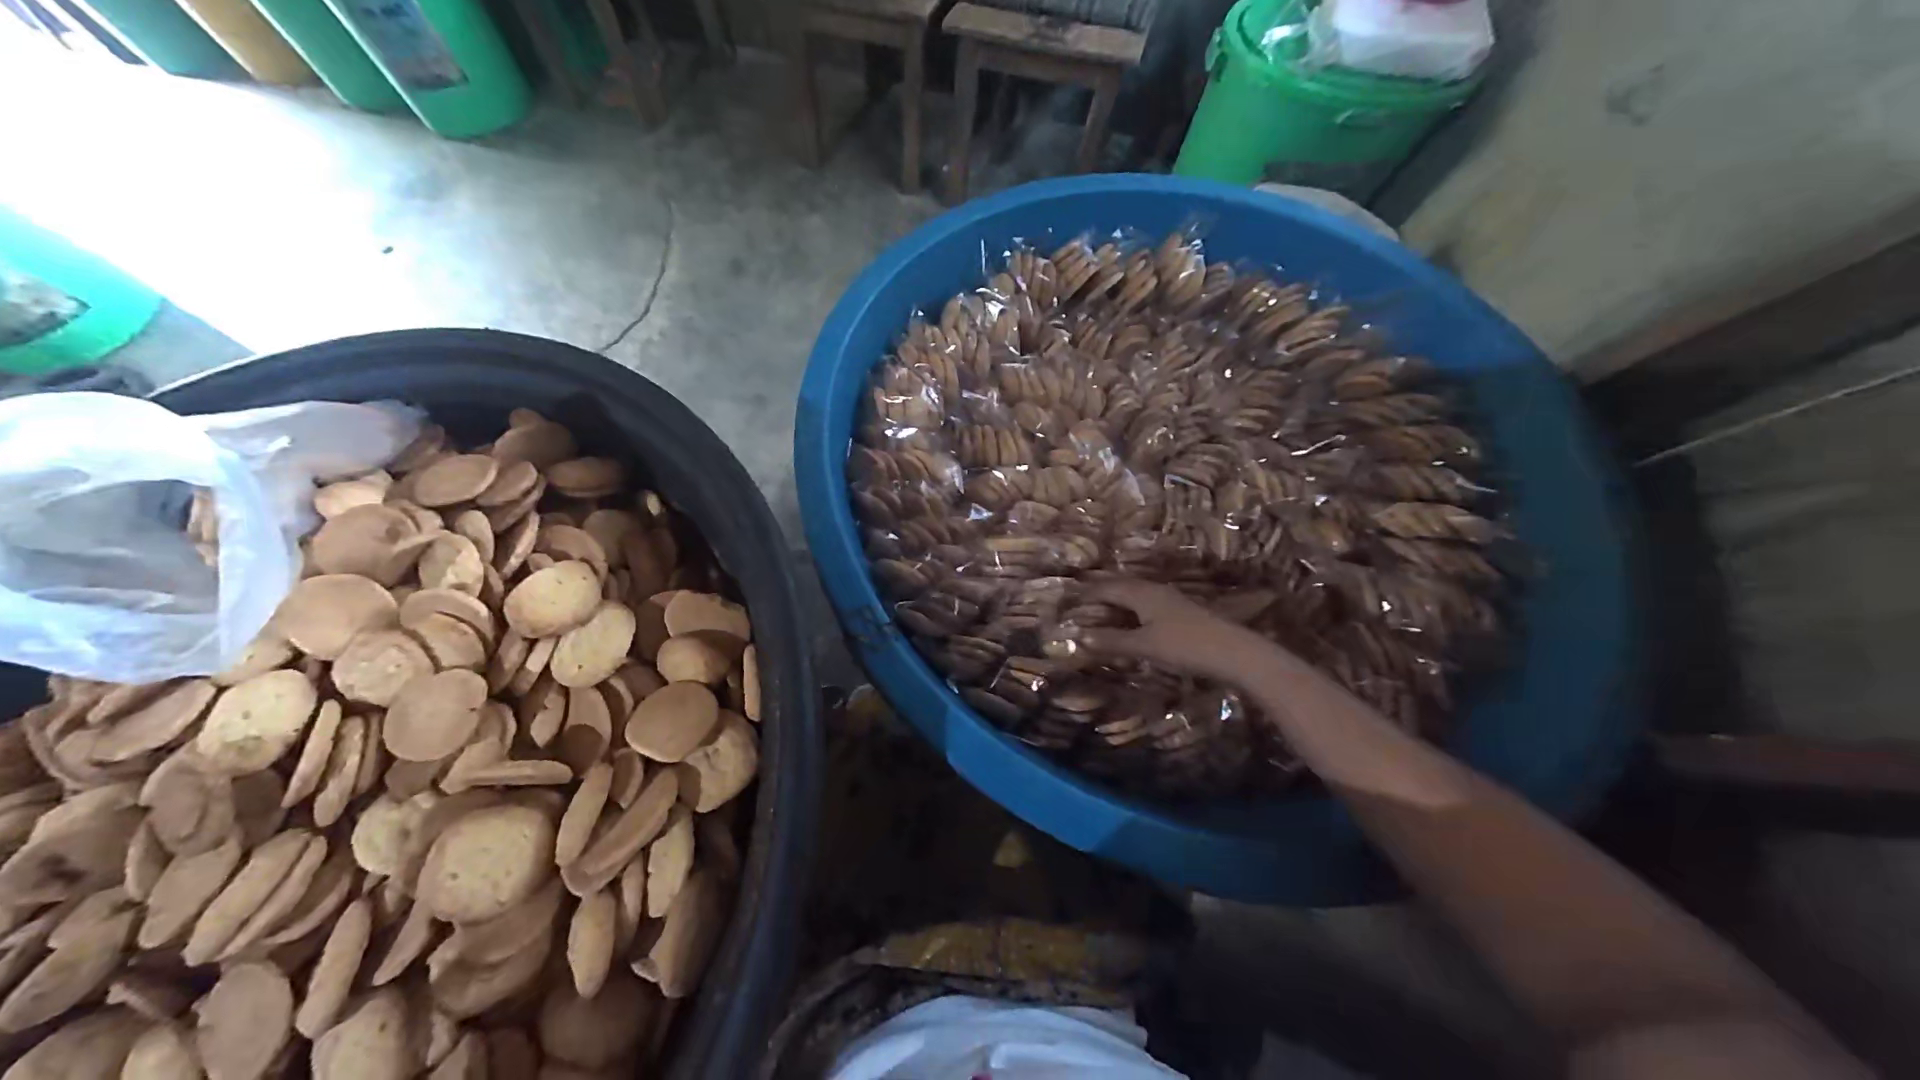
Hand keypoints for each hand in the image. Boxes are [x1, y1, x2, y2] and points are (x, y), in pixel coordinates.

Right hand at [1079, 578, 1279, 683]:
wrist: (1234, 652)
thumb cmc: (1185, 646)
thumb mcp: (1144, 646)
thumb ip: (1112, 641)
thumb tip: (1079, 637)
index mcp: (1141, 593)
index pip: (1105, 588)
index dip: (1084, 594)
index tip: (1065, 600)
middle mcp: (1154, 590)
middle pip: (1120, 587)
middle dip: (1099, 592)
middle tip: (1079, 600)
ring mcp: (1170, 600)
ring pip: (1135, 594)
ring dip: (1116, 600)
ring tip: (1100, 609)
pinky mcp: (1181, 612)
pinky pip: (1146, 604)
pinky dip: (1131, 610)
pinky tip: (1132, 621)